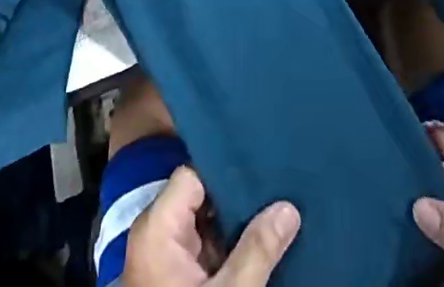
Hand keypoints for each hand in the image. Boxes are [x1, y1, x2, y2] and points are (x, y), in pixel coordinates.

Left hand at [122, 166, 300, 286]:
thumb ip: (258, 249)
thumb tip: (288, 208)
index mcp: (158, 227)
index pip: (191, 176)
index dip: (225, 171)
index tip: (261, 167)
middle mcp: (156, 233)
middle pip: (198, 197)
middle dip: (236, 197)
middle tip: (277, 188)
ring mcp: (163, 255)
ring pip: (203, 223)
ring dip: (235, 223)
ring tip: (274, 210)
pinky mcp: (173, 275)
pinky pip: (202, 247)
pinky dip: (227, 245)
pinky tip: (258, 241)